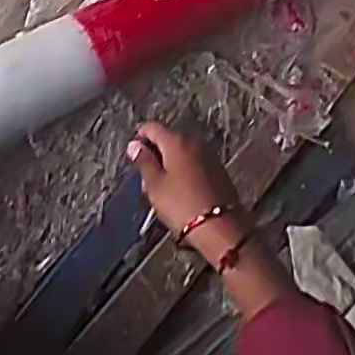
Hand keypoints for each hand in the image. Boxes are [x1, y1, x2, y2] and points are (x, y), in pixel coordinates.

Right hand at [127, 123, 240, 237]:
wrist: (220, 227)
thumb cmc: (181, 204)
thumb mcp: (155, 185)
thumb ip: (144, 161)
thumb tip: (134, 145)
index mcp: (176, 141)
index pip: (152, 127)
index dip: (139, 138)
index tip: (134, 156)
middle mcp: (194, 142)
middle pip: (168, 138)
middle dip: (155, 152)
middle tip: (146, 176)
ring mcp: (208, 154)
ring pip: (182, 151)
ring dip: (170, 162)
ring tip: (163, 186)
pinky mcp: (218, 169)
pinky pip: (195, 162)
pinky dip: (184, 169)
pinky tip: (181, 189)